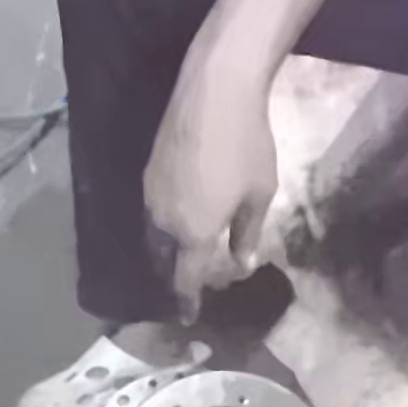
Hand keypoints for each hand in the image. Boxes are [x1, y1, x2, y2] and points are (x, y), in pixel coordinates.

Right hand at [144, 58, 276, 318]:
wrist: (215, 88)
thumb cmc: (246, 146)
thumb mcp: (259, 195)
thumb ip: (247, 235)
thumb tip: (242, 264)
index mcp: (193, 236)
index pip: (185, 281)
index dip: (186, 302)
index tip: (188, 318)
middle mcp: (165, 224)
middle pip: (162, 262)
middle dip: (171, 277)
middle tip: (183, 285)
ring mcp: (152, 197)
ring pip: (153, 238)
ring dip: (163, 252)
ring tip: (176, 255)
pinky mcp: (148, 174)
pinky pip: (151, 214)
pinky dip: (161, 227)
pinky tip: (173, 220)